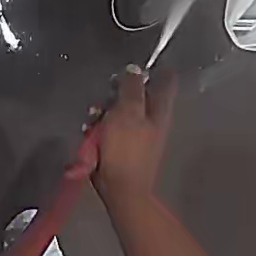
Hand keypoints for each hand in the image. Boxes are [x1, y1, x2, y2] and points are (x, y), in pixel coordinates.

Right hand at [91, 65, 175, 201]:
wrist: (121, 189)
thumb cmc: (125, 149)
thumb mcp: (127, 112)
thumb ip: (131, 88)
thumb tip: (135, 68)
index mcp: (160, 109)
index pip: (166, 81)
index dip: (154, 69)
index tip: (136, 65)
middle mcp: (153, 119)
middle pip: (139, 94)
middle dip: (119, 91)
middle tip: (106, 93)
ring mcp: (139, 133)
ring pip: (122, 110)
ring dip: (106, 110)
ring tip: (93, 117)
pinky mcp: (123, 146)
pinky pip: (112, 128)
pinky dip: (101, 127)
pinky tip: (89, 132)